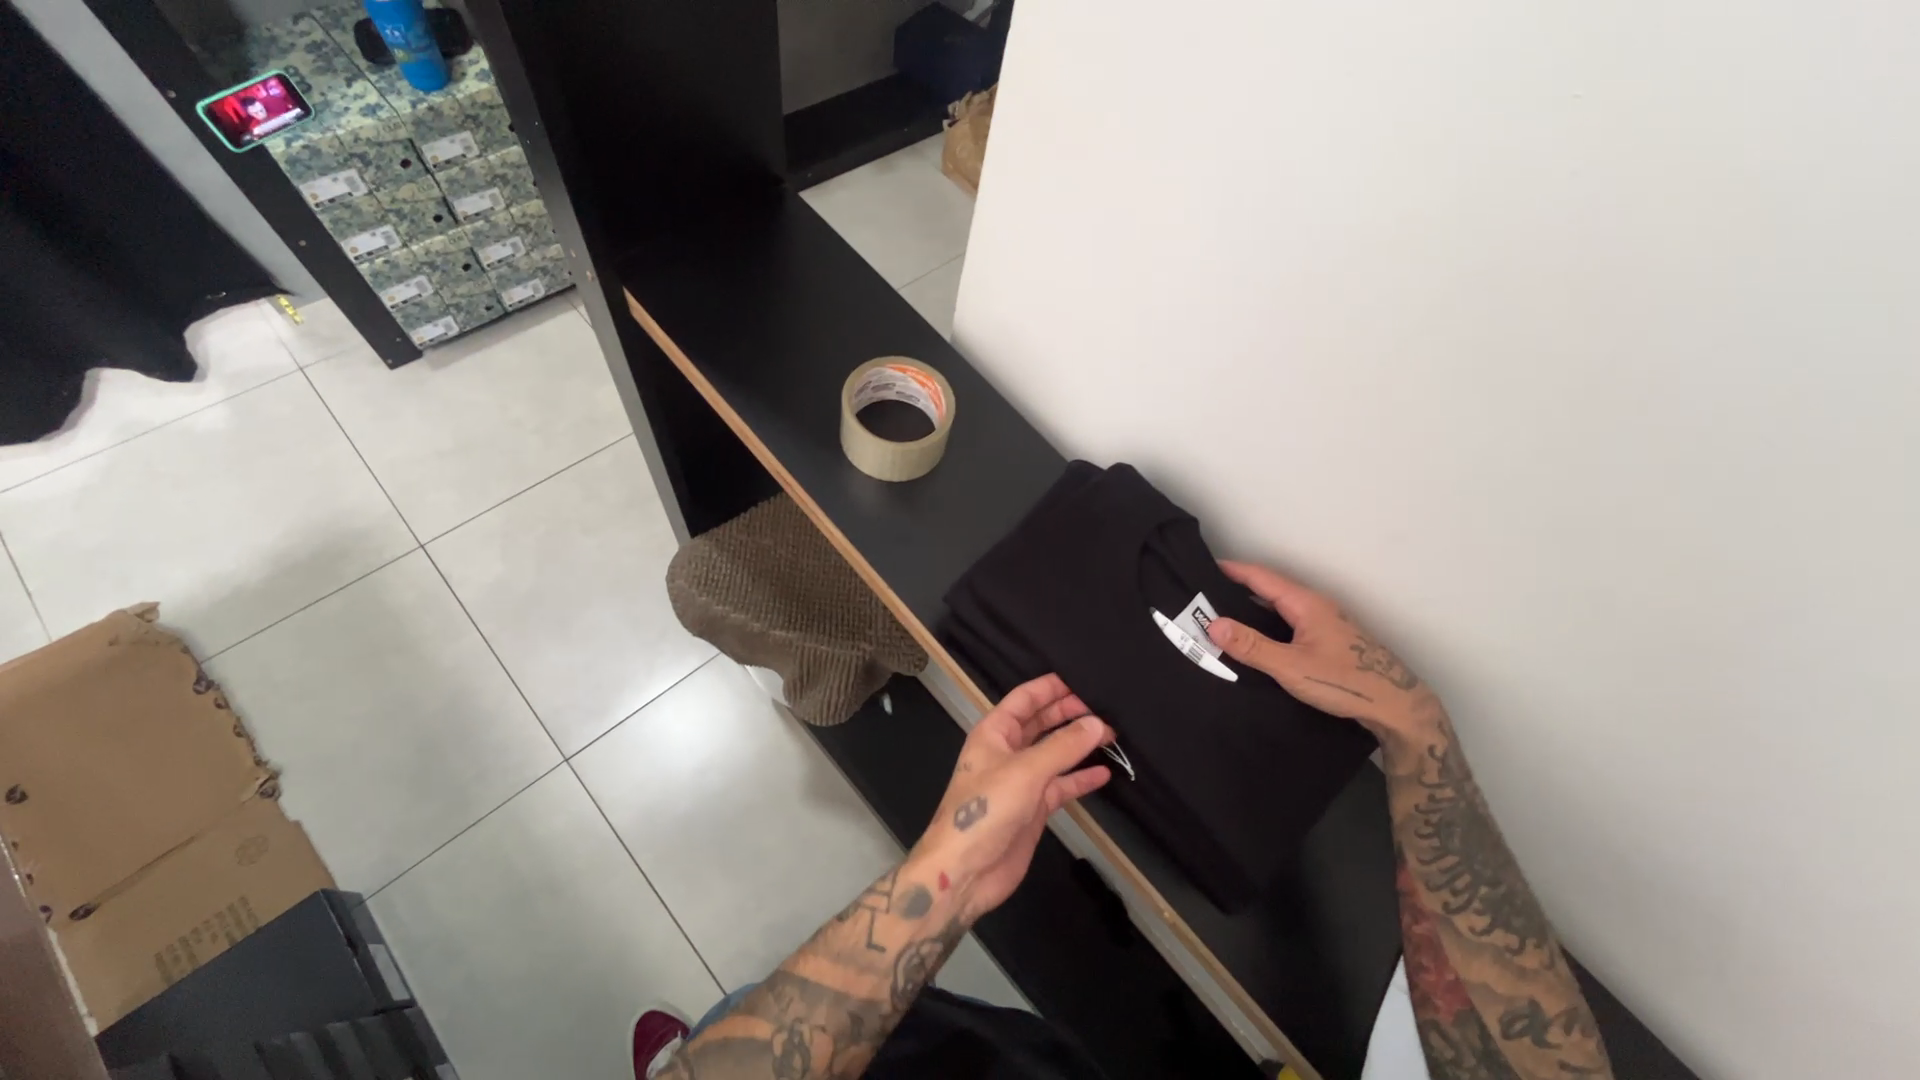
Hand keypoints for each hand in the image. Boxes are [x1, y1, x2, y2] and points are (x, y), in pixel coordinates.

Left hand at [909, 675, 1113, 921]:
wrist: (965, 871)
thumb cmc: (985, 811)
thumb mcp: (1025, 771)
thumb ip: (1063, 746)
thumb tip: (1097, 724)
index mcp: (994, 732)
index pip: (1025, 698)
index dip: (1052, 687)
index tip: (1085, 680)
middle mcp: (1007, 751)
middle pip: (1043, 722)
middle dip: (1071, 713)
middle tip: (1106, 707)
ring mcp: (1021, 780)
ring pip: (1055, 753)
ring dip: (1080, 744)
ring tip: (1113, 735)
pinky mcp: (1033, 807)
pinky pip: (1062, 785)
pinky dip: (1081, 778)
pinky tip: (1104, 773)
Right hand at [1205, 560, 1443, 747]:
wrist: (1396, 706)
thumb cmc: (1346, 682)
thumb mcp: (1290, 666)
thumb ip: (1251, 646)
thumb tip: (1214, 625)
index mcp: (1306, 604)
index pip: (1262, 577)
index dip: (1233, 571)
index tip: (1205, 568)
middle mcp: (1315, 607)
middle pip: (1269, 590)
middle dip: (1237, 588)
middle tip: (1205, 596)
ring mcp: (1323, 623)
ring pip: (1280, 608)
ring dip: (1252, 608)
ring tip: (1222, 616)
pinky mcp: (1327, 640)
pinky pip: (1288, 623)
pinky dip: (1266, 624)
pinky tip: (1256, 639)